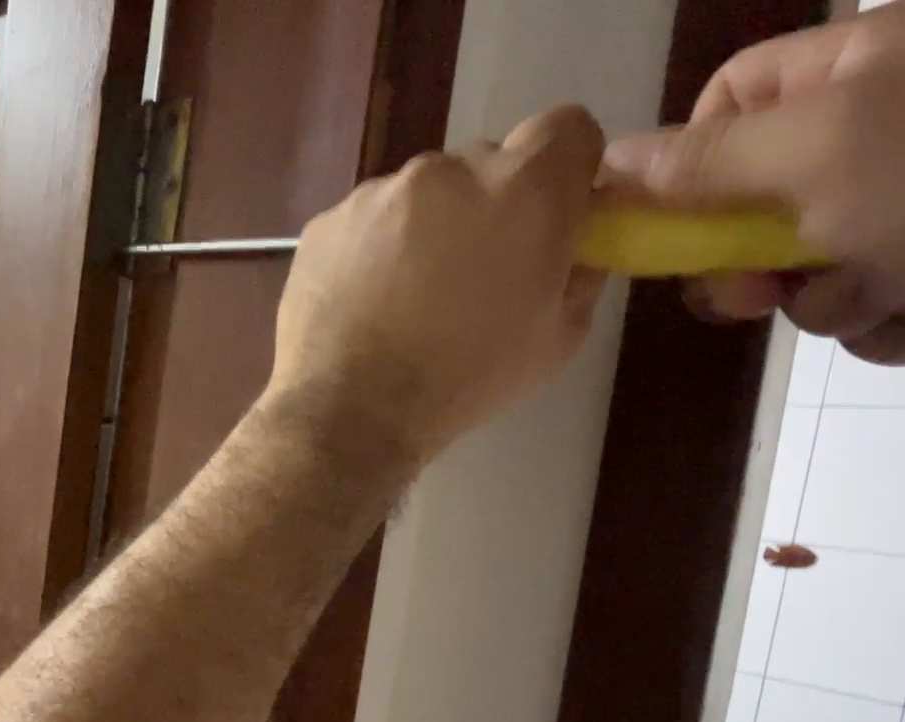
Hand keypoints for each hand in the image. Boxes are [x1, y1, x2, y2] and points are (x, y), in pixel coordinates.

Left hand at [267, 106, 607, 469]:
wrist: (350, 409)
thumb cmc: (465, 380)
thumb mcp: (558, 337)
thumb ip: (580, 270)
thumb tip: (575, 245)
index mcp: (523, 189)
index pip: (566, 129)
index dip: (563, 169)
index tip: (549, 214)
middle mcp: (447, 171)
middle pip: (483, 164)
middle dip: (486, 206)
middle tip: (468, 272)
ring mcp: (376, 194)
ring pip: (417, 195)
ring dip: (422, 229)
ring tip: (404, 297)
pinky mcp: (325, 223)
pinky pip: (364, 223)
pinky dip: (369, 250)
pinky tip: (361, 302)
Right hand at [603, 0, 904, 362]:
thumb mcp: (818, 147)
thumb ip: (700, 163)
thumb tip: (604, 164)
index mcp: (863, 66)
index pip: (730, 104)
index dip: (687, 164)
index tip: (669, 223)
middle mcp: (887, 128)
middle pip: (750, 204)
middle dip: (743, 260)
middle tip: (752, 292)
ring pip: (804, 270)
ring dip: (825, 298)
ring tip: (887, 290)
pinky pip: (872, 308)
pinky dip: (891, 321)